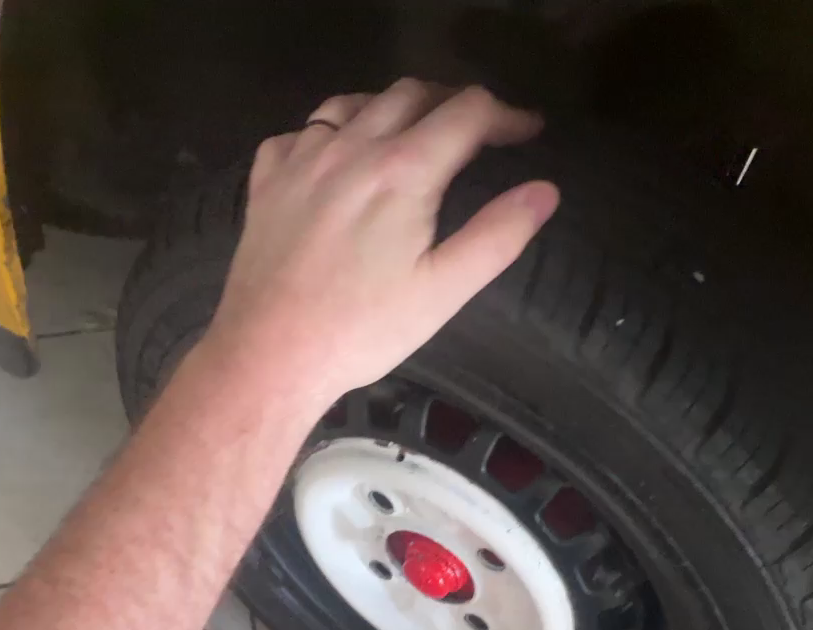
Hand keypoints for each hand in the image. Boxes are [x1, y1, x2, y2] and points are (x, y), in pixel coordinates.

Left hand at [200, 78, 559, 408]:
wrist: (270, 353)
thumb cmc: (362, 331)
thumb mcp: (442, 293)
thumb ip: (496, 237)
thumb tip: (545, 190)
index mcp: (403, 170)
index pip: (467, 113)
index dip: (507, 116)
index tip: (527, 131)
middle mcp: (351, 146)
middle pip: (412, 93)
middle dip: (454, 103)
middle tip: (477, 131)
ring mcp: (302, 158)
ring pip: (356, 102)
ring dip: (395, 107)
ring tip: (414, 133)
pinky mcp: (267, 179)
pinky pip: (305, 130)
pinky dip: (335, 131)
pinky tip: (341, 158)